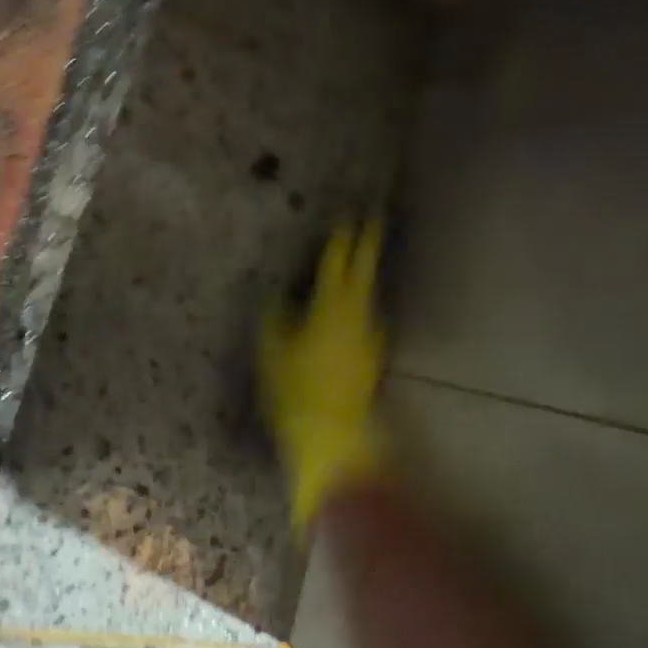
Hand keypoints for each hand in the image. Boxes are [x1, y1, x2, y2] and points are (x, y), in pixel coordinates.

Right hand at [258, 220, 386, 528]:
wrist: (333, 433)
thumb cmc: (295, 390)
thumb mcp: (272, 350)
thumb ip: (276, 317)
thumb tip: (280, 296)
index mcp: (331, 304)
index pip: (337, 260)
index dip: (341, 236)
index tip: (348, 214)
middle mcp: (357, 312)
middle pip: (364, 268)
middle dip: (367, 241)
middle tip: (375, 216)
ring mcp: (370, 333)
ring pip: (367, 292)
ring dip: (363, 273)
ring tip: (358, 257)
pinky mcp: (372, 353)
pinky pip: (365, 315)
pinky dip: (360, 302)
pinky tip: (351, 306)